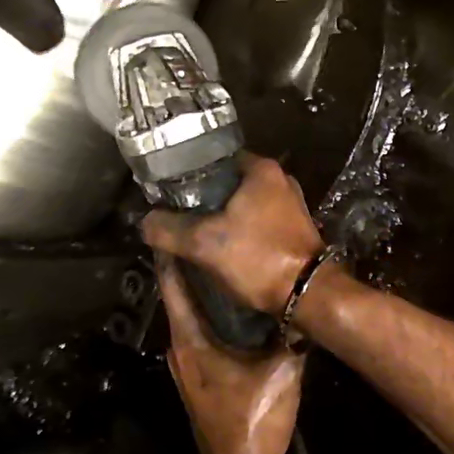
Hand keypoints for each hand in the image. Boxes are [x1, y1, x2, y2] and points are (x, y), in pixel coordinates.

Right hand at [142, 154, 322, 314]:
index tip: (167, 193)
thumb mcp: (203, 243)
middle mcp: (280, 180)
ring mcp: (290, 204)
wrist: (307, 293)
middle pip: (229, 183)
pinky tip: (222, 247)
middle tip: (177, 216)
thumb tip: (145, 221)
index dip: (188, 175)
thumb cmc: (257, 258)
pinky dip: (240, 230)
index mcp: (262, 169)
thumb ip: (168, 228)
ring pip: (243, 204)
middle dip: (204, 200)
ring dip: (221, 218)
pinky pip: (257, 221)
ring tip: (194, 233)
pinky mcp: (294, 228)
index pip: (215, 160)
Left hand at [160, 256, 304, 453]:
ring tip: (227, 269)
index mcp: (190, 341)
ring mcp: (187, 369)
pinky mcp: (198, 382)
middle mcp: (180, 350)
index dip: (173, 258)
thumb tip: (306, 300)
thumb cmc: (254, 415)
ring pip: (191, 320)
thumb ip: (291, 333)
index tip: (176, 230)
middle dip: (194, 271)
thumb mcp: (281, 368)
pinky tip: (235, 312)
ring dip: (204, 296)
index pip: (174, 288)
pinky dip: (211, 318)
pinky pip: (200, 336)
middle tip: (214, 241)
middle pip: (181, 300)